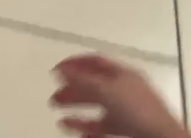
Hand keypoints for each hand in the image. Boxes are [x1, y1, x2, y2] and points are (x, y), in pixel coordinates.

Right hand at [50, 55, 190, 137]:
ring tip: (58, 116)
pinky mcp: (129, 129)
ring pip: (97, 106)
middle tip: (53, 97)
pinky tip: (75, 132)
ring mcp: (128, 110)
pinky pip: (104, 125)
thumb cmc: (137, 110)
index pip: (94, 61)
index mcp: (123, 73)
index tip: (55, 70)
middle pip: (93, 84)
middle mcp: (125, 89)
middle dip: (72, 89)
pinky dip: (88, 127)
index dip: (74, 63)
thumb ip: (82, 79)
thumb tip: (61, 69)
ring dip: (76, 110)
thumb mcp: (107, 90)